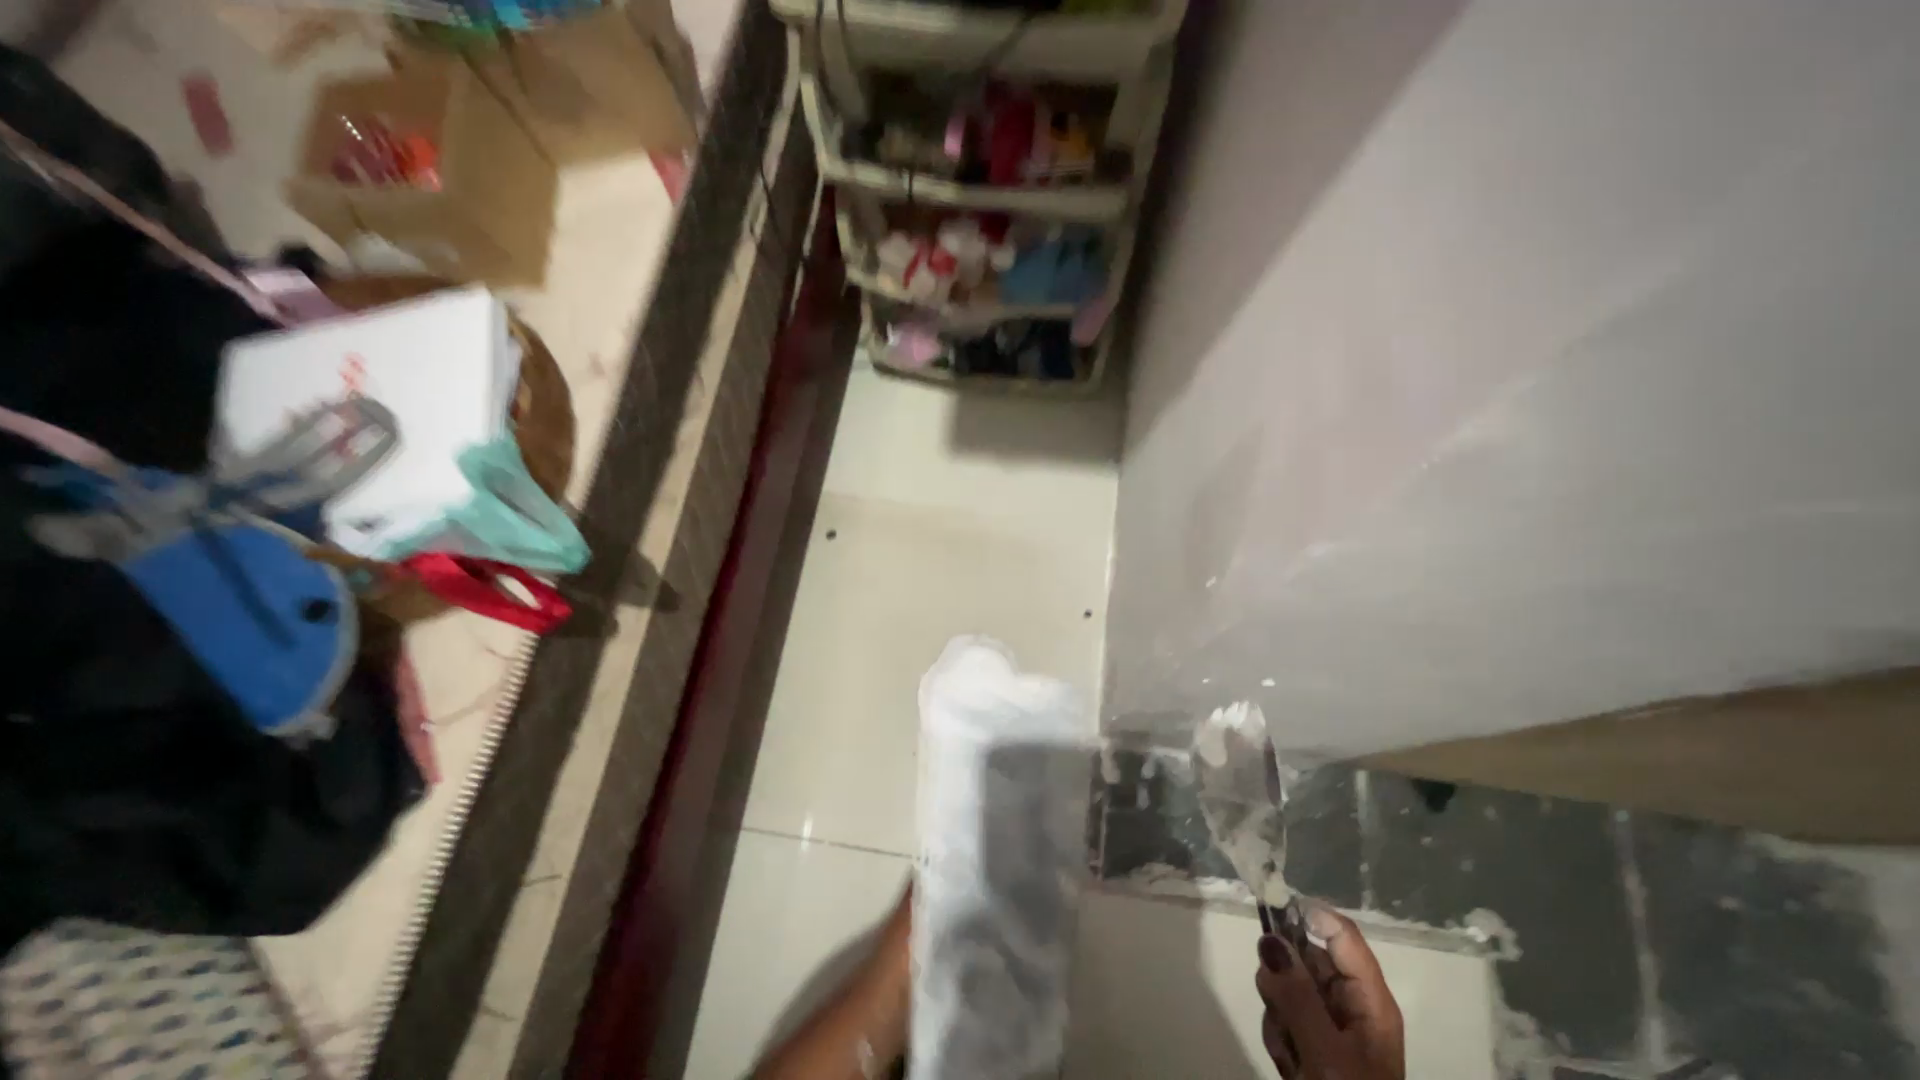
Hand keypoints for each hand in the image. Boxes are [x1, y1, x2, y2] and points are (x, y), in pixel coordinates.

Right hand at [1255, 903, 1404, 1079]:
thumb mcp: (1322, 1053)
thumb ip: (1294, 994)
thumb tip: (1268, 936)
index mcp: (1371, 1000)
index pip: (1341, 934)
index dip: (1308, 914)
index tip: (1268, 909)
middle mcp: (1354, 1005)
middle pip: (1309, 960)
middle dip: (1285, 980)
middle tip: (1277, 1007)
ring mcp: (1335, 1027)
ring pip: (1291, 989)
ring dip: (1279, 1014)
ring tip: (1289, 1052)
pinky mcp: (1317, 1047)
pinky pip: (1287, 1019)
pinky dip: (1280, 1037)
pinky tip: (1289, 1064)